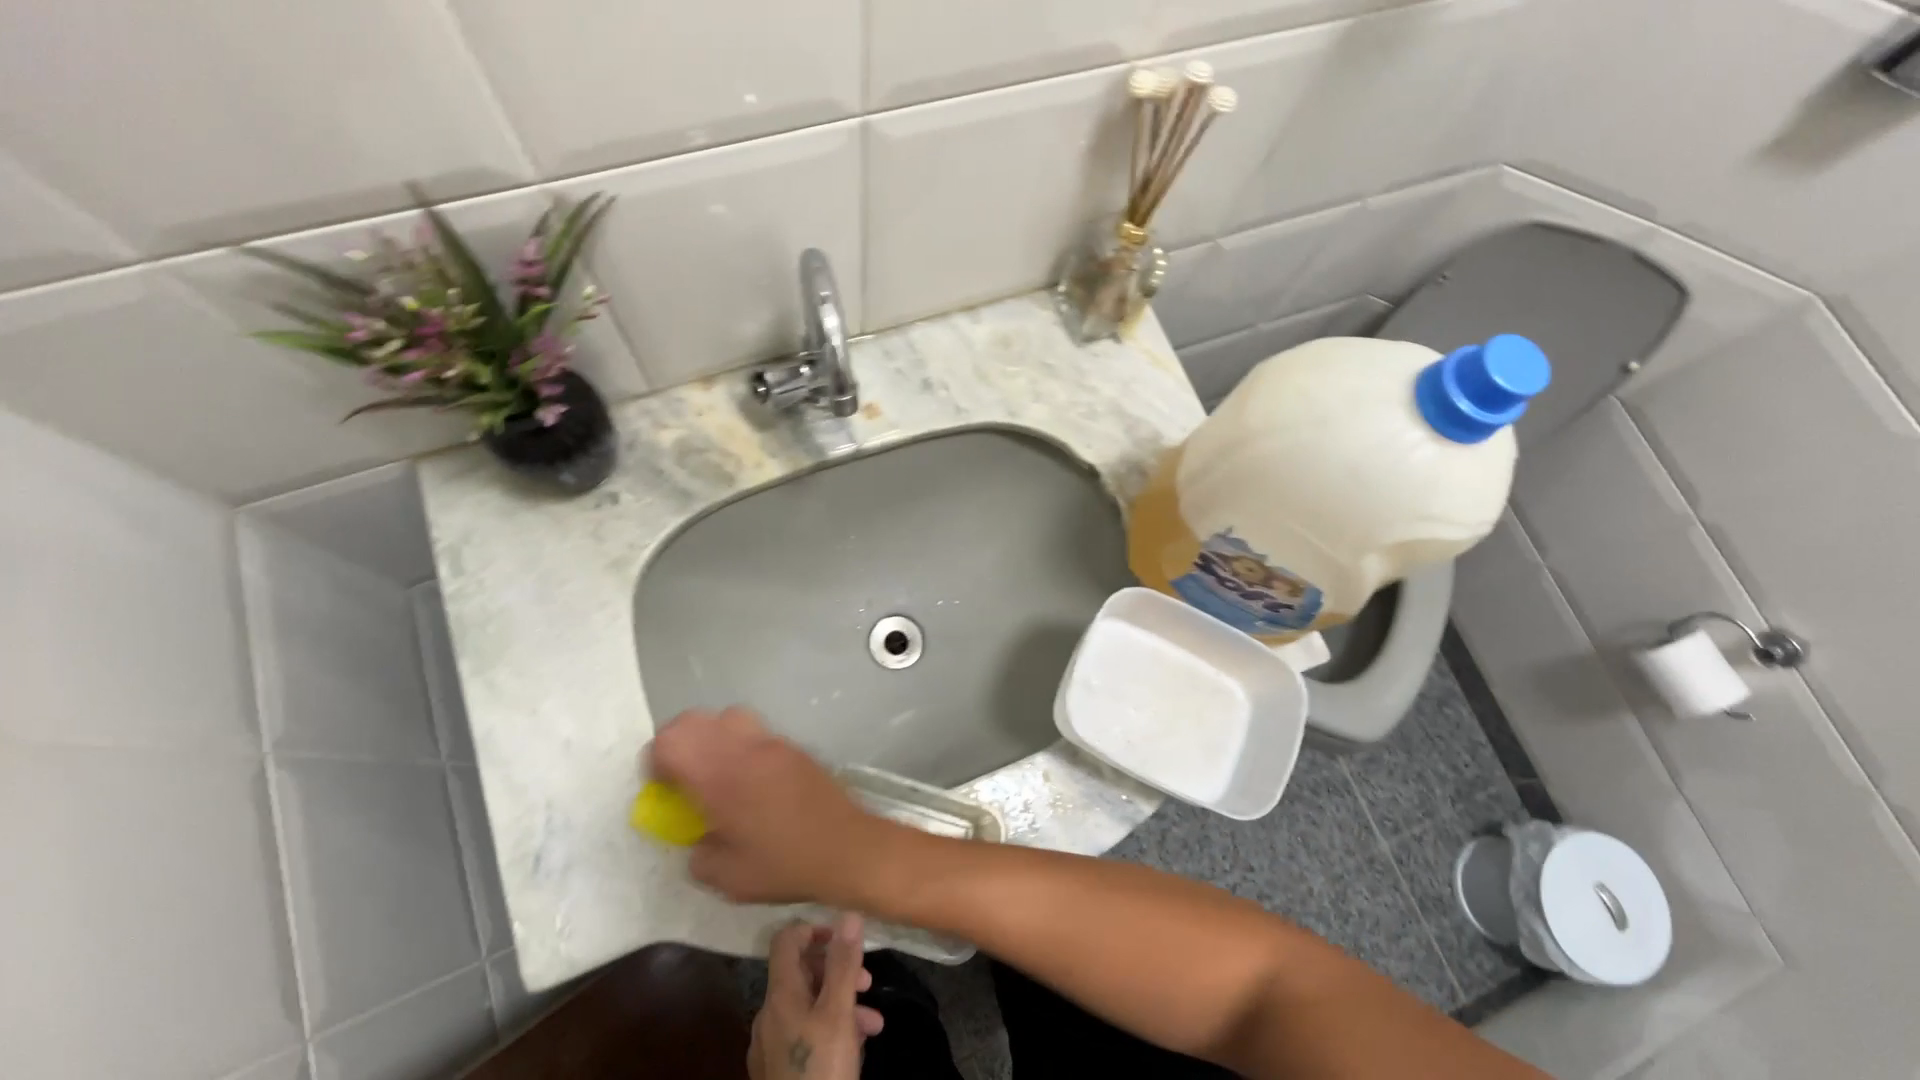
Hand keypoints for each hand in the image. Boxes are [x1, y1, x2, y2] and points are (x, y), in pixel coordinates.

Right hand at [646, 706, 886, 904]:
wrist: (849, 848)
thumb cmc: (785, 865)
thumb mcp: (726, 877)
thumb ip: (698, 854)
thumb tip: (697, 837)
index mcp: (720, 776)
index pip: (669, 742)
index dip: (655, 762)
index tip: (662, 789)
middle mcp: (744, 748)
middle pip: (694, 720)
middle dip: (678, 745)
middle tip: (682, 778)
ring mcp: (772, 742)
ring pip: (726, 717)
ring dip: (711, 739)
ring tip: (716, 774)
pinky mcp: (794, 747)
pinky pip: (755, 731)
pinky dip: (740, 745)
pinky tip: (751, 780)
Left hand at [749, 915, 883, 1079]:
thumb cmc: (821, 1067)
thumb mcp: (839, 1014)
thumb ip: (843, 965)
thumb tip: (848, 915)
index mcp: (779, 994)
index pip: (787, 940)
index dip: (815, 930)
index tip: (846, 940)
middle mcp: (768, 1014)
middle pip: (800, 974)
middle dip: (837, 972)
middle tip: (869, 983)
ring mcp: (769, 1044)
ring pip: (808, 1007)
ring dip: (841, 1004)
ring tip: (874, 1023)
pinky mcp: (777, 1069)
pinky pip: (803, 1035)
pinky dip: (829, 1030)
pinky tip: (856, 1047)